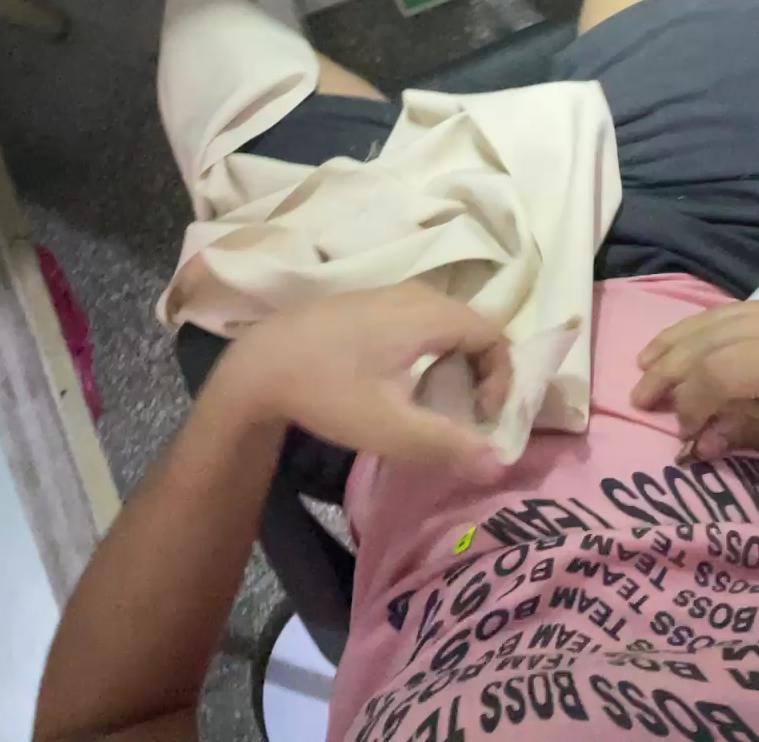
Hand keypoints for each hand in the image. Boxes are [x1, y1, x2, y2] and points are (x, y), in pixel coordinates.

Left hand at [205, 283, 512, 479]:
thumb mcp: (388, 427)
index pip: (494, 335)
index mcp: (429, 314)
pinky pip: (419, 322)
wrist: (256, 363)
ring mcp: (389, 294)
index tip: (482, 416)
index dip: (501, 378)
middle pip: (472, 328)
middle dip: (480, 373)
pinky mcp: (368, 303)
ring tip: (432, 404)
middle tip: (464, 415)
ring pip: (445, 325)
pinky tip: (399, 384)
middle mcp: (416, 294)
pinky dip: (428, 352)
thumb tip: (497, 463)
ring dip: (453, 364)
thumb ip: (447, 445)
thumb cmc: (327, 390)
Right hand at [631, 299, 758, 479]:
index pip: (720, 370)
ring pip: (714, 319)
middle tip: (639, 401)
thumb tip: (696, 441)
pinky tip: (681, 341)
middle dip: (670, 371)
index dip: (691, 402)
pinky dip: (699, 328)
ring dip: (675, 344)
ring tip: (643, 367)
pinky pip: (732, 312)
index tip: (683, 439)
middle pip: (708, 340)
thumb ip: (756, 435)